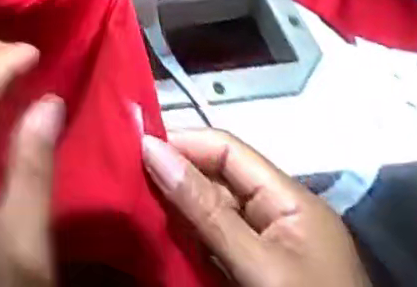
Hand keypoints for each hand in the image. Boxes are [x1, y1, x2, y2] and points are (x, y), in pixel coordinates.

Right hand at [141, 129, 370, 286]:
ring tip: (134, 210)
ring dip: (178, 216)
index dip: (183, 143)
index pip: (228, 150)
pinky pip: (218, 252)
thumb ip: (206, 212)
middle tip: (125, 181)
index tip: (135, 147)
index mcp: (290, 199)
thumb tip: (153, 149)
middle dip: (176, 179)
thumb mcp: (258, 267)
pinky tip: (160, 248)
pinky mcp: (261, 283)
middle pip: (220, 182)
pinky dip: (190, 248)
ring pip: (215, 219)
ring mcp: (272, 255)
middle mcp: (280, 218)